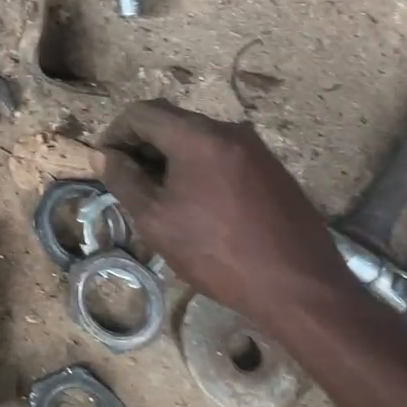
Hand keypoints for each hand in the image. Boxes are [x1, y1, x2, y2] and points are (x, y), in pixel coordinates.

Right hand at [93, 100, 353, 326]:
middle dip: (143, 145)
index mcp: (197, 136)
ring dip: (172, 157)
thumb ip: (123, 180)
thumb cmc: (219, 254)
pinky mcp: (275, 172)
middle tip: (130, 180)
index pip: (141, 113)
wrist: (304, 293)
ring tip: (163, 195)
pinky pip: (224, 156)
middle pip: (171, 122)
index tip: (108, 163)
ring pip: (198, 139)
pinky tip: (201, 205)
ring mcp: (257, 151)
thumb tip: (102, 155)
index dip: (116, 133)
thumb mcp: (156, 219)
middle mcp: (229, 131)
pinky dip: (201, 168)